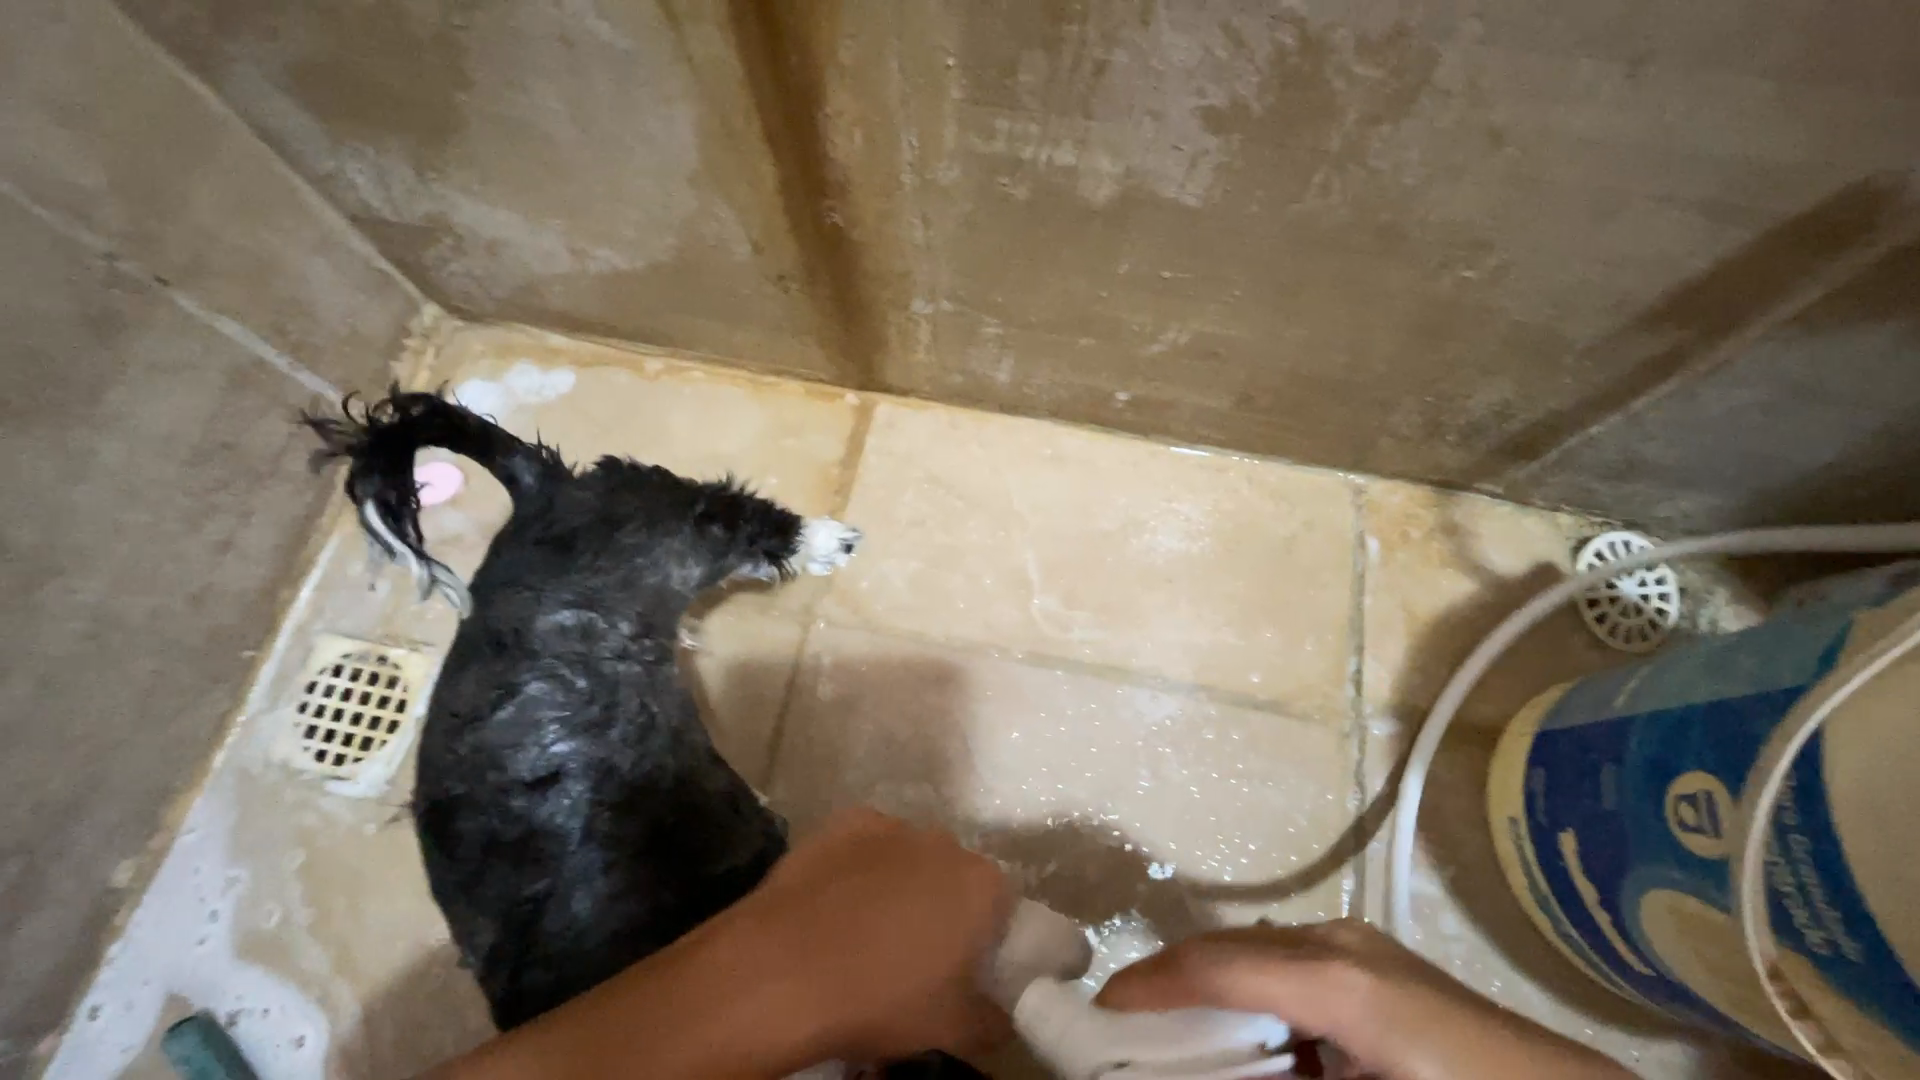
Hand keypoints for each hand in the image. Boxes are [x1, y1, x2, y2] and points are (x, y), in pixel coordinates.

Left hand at [733, 807, 1016, 1064]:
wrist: (783, 968)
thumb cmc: (879, 999)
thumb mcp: (949, 1030)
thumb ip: (991, 1022)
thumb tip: (1002, 1018)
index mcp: (981, 885)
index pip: (1002, 907)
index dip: (985, 939)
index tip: (962, 968)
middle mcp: (943, 842)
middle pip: (954, 875)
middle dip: (941, 907)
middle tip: (914, 952)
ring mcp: (891, 825)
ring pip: (908, 856)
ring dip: (900, 884)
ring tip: (866, 929)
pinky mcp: (844, 822)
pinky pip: (864, 844)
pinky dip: (858, 865)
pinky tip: (835, 901)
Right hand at [1094, 918, 1634, 1079]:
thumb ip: (1272, 1071)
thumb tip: (1213, 1060)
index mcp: (1333, 978)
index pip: (1213, 968)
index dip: (1148, 987)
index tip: (1097, 1014)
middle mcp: (1334, 943)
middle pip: (1223, 952)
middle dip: (1165, 985)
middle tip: (1121, 1028)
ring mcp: (1354, 946)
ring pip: (1250, 956)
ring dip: (1206, 991)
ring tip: (1170, 1032)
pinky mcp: (1369, 963)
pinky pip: (1283, 969)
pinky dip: (1247, 997)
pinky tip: (1244, 1039)